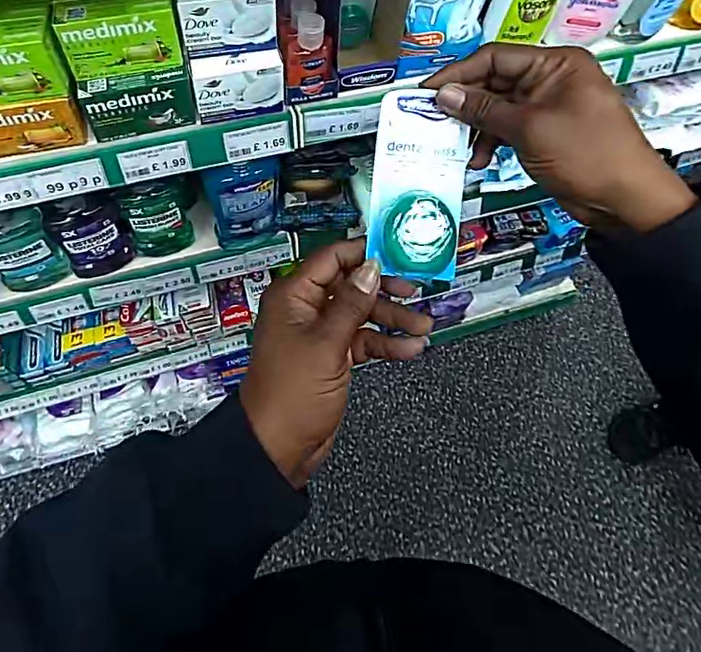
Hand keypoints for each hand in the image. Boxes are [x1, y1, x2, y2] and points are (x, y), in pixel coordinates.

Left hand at [241, 239, 434, 488]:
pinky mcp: (332, 355)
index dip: (363, 252)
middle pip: (352, 285)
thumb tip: (371, 268)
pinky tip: (409, 348)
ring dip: (392, 319)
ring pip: (362, 313)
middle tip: (414, 290)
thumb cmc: (290, 392)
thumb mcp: (326, 344)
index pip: (332, 258)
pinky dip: (385, 343)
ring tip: (423, 325)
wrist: (277, 449)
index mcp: (294, 295)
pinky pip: (363, 339)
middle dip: (385, 289)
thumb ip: (352, 304)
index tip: (395, 251)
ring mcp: (320, 333)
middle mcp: (306, 308)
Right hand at [425, 43, 694, 233]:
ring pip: (498, 107)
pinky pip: (509, 127)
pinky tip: (480, 160)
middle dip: (466, 103)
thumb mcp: (530, 128)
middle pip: (495, 82)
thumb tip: (443, 95)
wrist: (628, 202)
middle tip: (435, 121)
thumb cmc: (587, 155)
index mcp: (556, 63)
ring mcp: (548, 106)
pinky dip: (492, 141)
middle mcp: (551, 78)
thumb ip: (484, 109)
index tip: (428, 91)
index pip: (496, 57)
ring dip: (477, 127)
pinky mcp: (545, 131)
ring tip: (461, 148)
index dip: (459, 74)